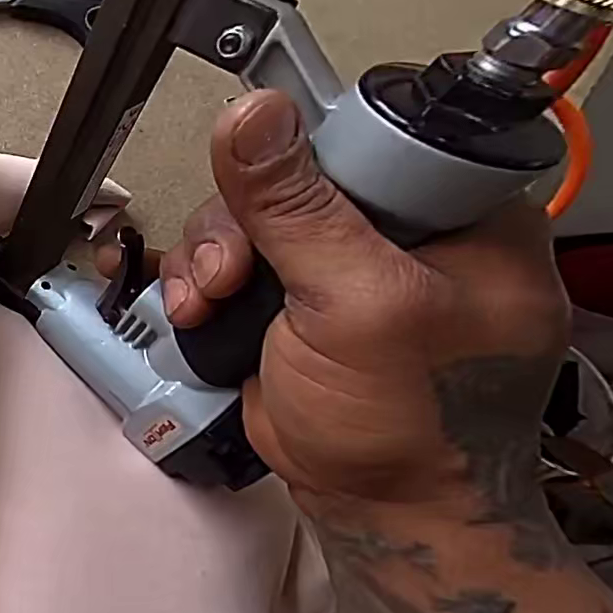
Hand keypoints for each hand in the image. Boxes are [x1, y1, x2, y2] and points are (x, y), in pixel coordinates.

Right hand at [158, 90, 569, 507]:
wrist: (369, 500)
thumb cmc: (404, 416)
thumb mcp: (359, 305)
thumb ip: (300, 211)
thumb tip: (251, 113)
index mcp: (447, 213)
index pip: (359, 142)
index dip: (296, 163)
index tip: (258, 205)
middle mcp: (381, 232)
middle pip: (276, 187)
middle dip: (231, 233)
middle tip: (225, 282)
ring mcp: (320, 270)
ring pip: (234, 228)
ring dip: (199, 266)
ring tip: (198, 312)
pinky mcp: (273, 302)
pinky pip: (215, 266)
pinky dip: (183, 278)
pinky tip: (165, 294)